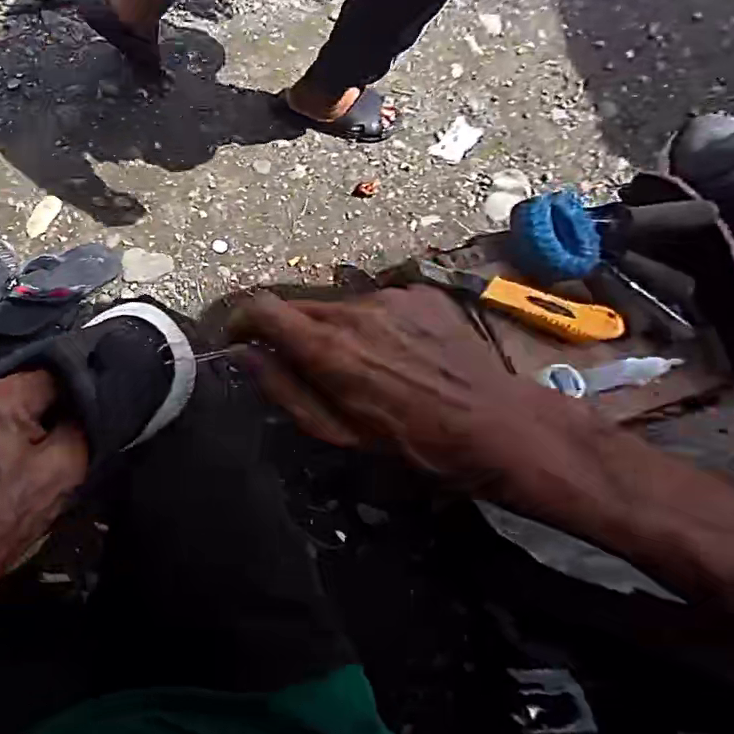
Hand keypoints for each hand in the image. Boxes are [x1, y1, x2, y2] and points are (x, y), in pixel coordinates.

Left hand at [0, 371, 87, 675]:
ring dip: (64, 414)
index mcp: (5, 395)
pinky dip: (48, 424)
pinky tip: (64, 442)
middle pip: (52, 380)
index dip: (94, 386)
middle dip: (79, 400)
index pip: (65, 369)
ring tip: (89, 432)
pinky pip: (28, 412)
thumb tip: (105, 402)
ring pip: (42, 398)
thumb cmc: (6, 515)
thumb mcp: (63, 470)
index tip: (119, 403)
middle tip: (107, 420)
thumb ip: (87, 427)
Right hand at [226, 286, 599, 500]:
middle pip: (297, 305)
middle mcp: (355, 309)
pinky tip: (394, 350)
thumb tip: (243, 355)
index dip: (239, 320)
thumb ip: (282, 388)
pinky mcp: (418, 292)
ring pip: (336, 303)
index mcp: (328, 347)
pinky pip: (374, 301)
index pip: (262, 308)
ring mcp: (390, 296)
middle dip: (286, 330)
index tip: (237, 338)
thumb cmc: (410, 441)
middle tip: (300, 364)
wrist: (496, 424)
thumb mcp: (336, 431)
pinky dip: (369, 321)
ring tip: (358, 362)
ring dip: (330, 327)